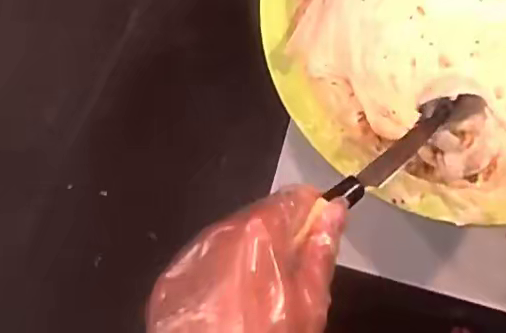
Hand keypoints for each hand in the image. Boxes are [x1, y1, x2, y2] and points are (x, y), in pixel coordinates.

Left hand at [146, 186, 346, 332]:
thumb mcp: (309, 305)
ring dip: (250, 252)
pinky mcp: (170, 285)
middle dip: (279, 235)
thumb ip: (322, 250)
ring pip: (234, 237)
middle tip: (290, 274)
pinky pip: (207, 262)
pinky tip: (227, 307)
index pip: (293, 198)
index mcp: (259, 231)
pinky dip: (223, 272)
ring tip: (257, 296)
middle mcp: (222, 232)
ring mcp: (192, 258)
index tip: (318, 232)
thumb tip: (335, 208)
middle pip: (262, 216)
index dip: (311, 212)